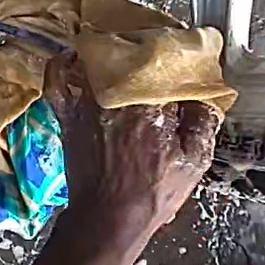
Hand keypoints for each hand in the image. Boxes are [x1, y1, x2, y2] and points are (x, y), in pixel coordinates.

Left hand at [43, 52, 217, 250]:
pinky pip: (57, 84)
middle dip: (142, 47)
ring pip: (95, 63)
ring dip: (109, 52)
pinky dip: (62, 67)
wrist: (108, 217)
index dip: (174, 52)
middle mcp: (114, 98)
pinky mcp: (68, 117)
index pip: (163, 61)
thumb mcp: (195, 160)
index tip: (183, 52)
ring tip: (124, 50)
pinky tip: (74, 58)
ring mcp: (86, 106)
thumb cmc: (151, 193)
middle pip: (127, 55)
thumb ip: (203, 119)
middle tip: (156, 49)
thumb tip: (207, 91)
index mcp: (150, 104)